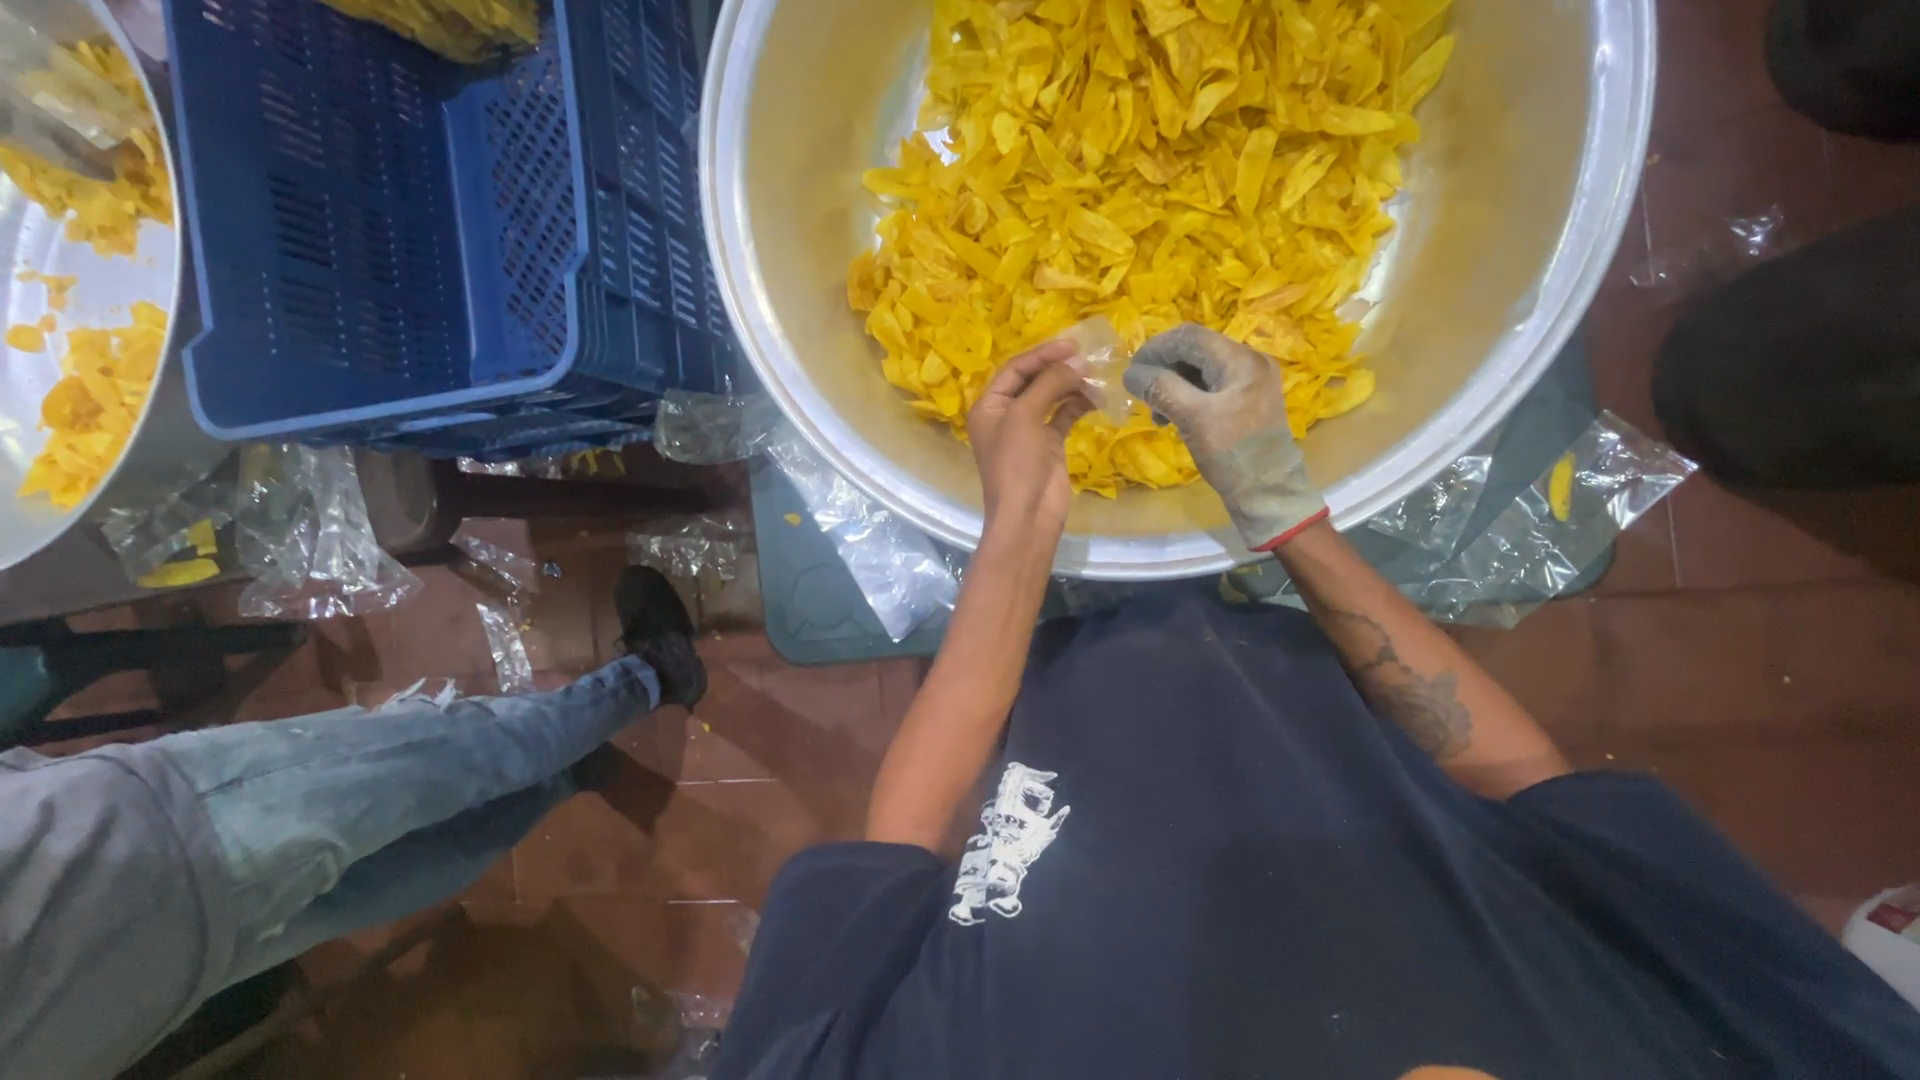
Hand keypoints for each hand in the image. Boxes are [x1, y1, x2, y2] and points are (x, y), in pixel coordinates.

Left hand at [967, 339, 1094, 543]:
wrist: (1027, 514)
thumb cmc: (1016, 463)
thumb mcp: (1025, 416)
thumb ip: (1048, 384)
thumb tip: (1076, 362)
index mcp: (988, 406)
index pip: (1015, 369)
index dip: (1042, 355)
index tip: (1071, 345)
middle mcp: (1006, 415)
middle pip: (1033, 380)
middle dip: (1058, 369)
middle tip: (1087, 358)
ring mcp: (1028, 430)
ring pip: (1050, 397)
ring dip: (1071, 386)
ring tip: (1095, 378)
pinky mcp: (1048, 444)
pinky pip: (1063, 416)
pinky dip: (1078, 405)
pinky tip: (1095, 398)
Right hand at [1123, 323, 1327, 550]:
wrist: (1268, 493)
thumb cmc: (1232, 455)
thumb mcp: (1192, 418)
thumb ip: (1160, 388)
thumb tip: (1130, 374)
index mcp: (1240, 360)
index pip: (1188, 336)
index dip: (1154, 349)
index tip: (1131, 373)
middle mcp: (1249, 361)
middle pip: (1195, 350)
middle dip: (1163, 368)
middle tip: (1142, 394)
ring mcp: (1250, 381)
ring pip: (1200, 368)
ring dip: (1172, 384)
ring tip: (1157, 413)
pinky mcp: (1248, 400)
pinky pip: (1211, 386)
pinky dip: (1187, 395)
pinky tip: (1175, 417)